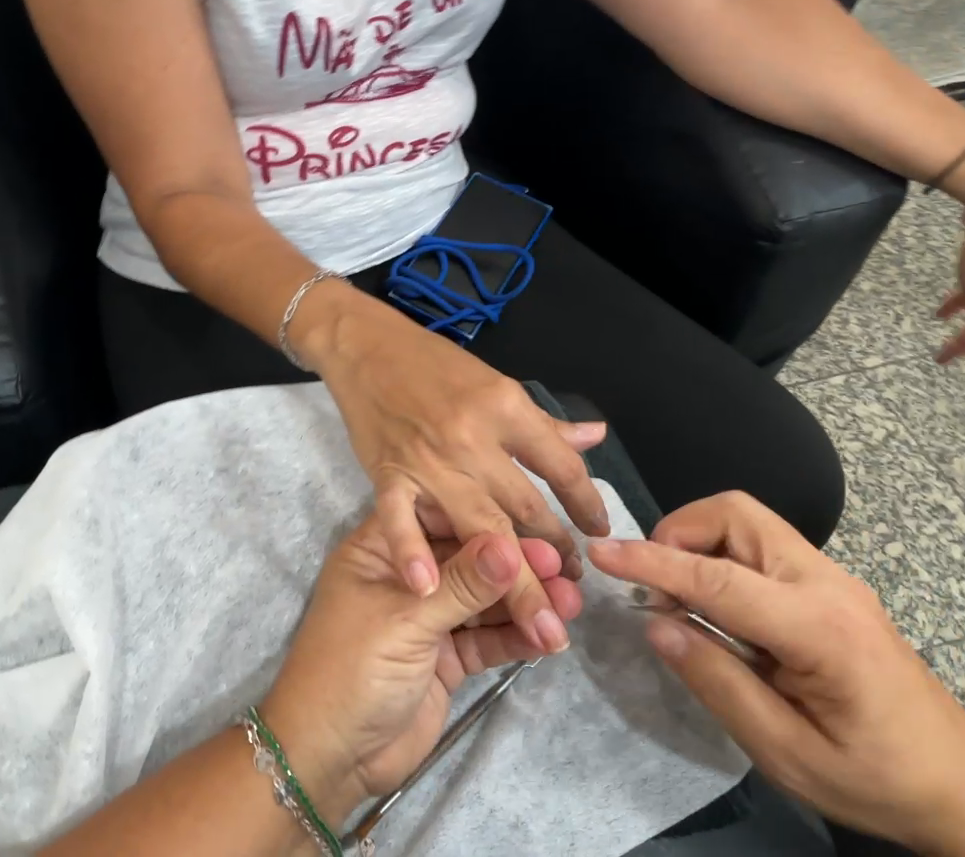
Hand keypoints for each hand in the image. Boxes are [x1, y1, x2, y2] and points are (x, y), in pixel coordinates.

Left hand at [259, 515, 584, 815]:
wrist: (330, 757)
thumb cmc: (352, 669)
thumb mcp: (406, 620)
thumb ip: (462, 584)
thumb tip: (512, 545)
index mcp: (380, 550)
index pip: (439, 520)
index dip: (486, 521)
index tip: (535, 526)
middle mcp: (407, 577)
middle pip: (468, 561)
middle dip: (515, 567)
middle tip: (565, 569)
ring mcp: (426, 618)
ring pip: (482, 602)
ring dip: (524, 604)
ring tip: (570, 605)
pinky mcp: (444, 657)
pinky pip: (485, 639)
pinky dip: (515, 638)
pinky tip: (548, 638)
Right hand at [295, 293, 609, 654]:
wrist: (365, 346)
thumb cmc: (433, 364)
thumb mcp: (494, 385)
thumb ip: (544, 423)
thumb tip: (595, 438)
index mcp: (505, 407)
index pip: (560, 466)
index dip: (586, 504)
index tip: (599, 533)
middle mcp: (473, 437)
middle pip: (526, 508)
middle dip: (556, 556)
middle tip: (573, 594)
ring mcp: (428, 459)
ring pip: (479, 527)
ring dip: (513, 579)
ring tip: (539, 618)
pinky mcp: (387, 473)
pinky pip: (402, 519)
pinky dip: (414, 552)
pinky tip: (428, 588)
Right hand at [586, 492, 964, 848]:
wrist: (964, 785)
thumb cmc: (875, 779)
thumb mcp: (786, 752)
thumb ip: (717, 683)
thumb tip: (657, 624)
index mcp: (819, 629)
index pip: (716, 577)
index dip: (651, 562)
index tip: (599, 552)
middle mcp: (826, 583)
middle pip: (735, 514)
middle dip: (678, 532)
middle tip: (652, 586)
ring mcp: (832, 578)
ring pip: (746, 521)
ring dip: (697, 542)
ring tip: (677, 597)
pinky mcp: (829, 585)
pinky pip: (760, 545)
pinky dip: (719, 557)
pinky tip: (713, 606)